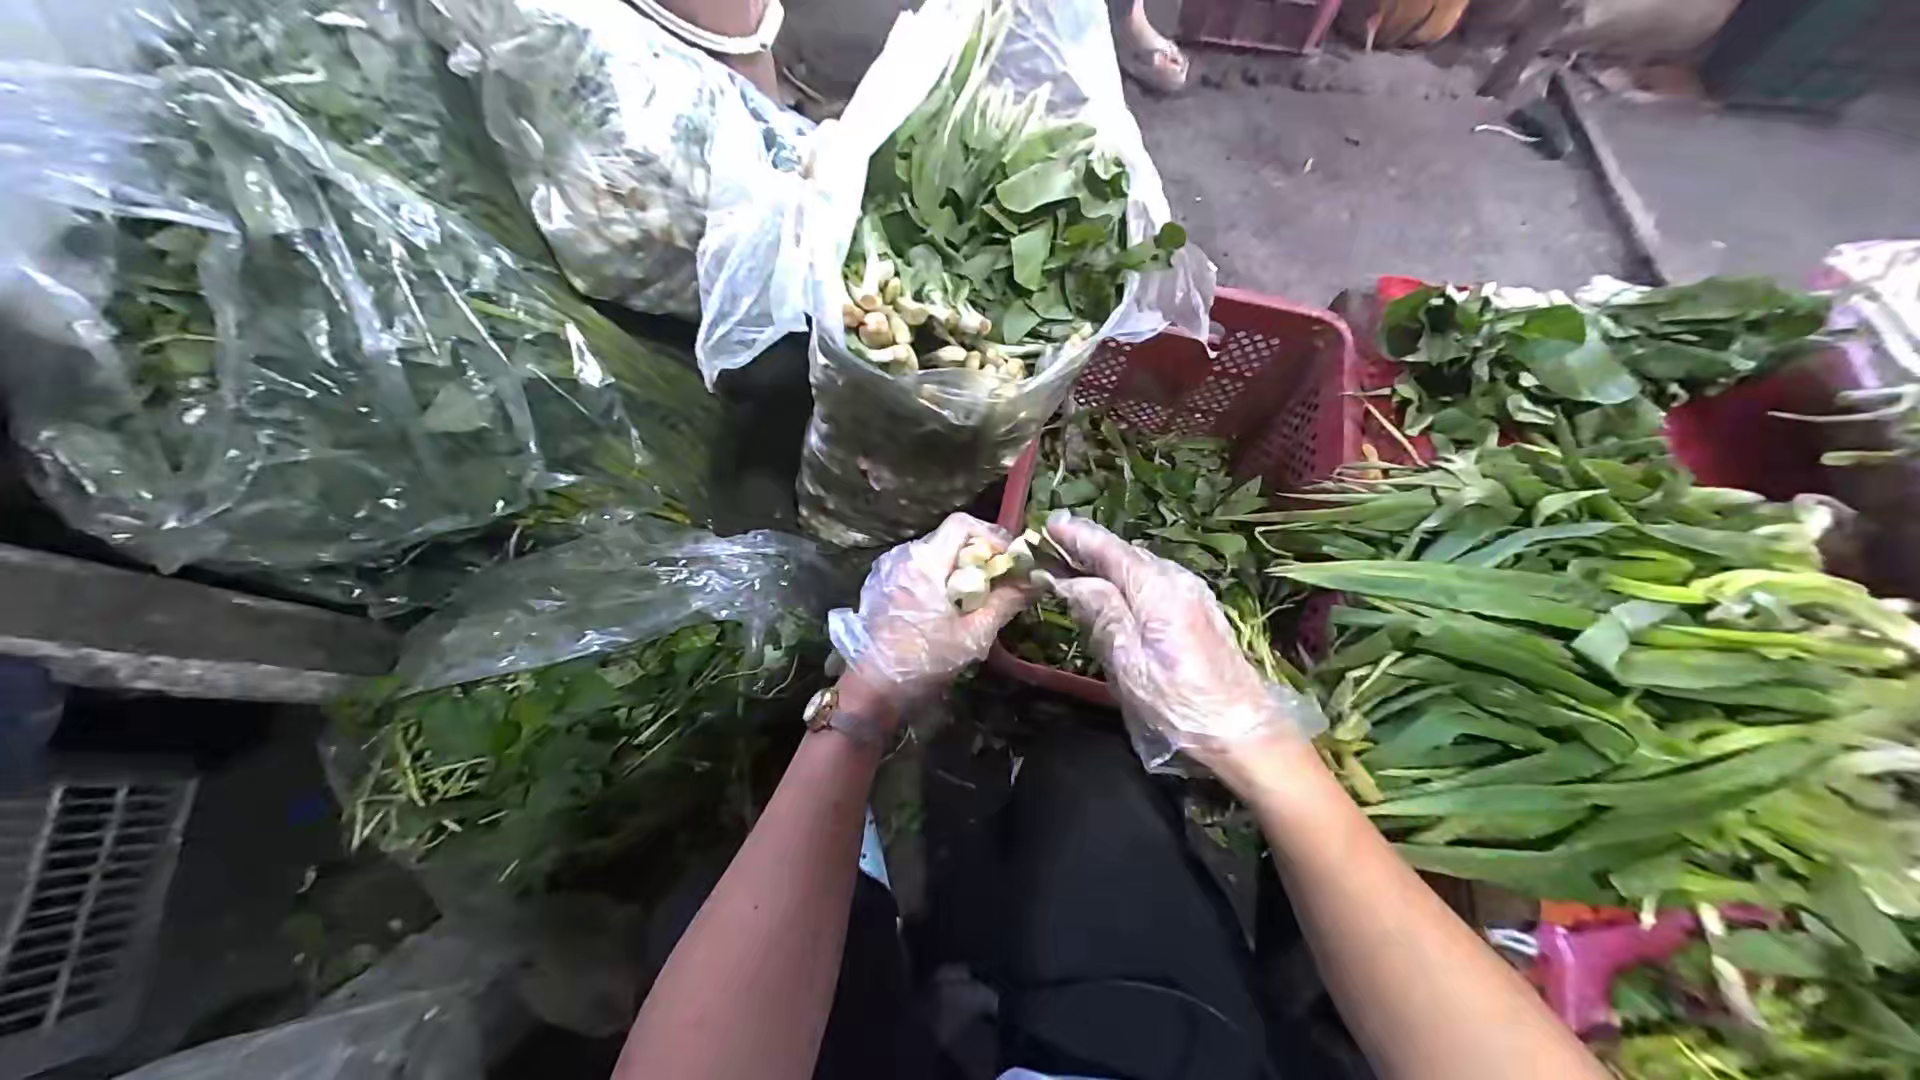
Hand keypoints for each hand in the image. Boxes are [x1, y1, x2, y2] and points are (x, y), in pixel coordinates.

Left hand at [827, 513, 1028, 705]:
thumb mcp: (974, 635)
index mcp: (925, 561)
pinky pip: (917, 568)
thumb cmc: (925, 660)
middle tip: (998, 582)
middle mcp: (904, 556)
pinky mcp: (881, 584)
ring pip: (934, 553)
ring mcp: (888, 569)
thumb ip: (1006, 602)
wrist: (873, 688)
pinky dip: (938, 578)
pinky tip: (946, 606)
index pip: (963, 523)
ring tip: (974, 597)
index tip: (1007, 562)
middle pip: (949, 537)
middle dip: (978, 554)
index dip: (991, 536)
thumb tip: (1036, 581)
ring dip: (958, 567)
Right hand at [1038, 511, 1319, 769]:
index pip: (1110, 551)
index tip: (1050, 524)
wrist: (1243, 732)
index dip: (1078, 537)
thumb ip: (1101, 613)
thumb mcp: (1129, 663)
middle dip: (1088, 546)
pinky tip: (1111, 585)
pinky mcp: (1198, 610)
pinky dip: (1125, 575)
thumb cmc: (1179, 703)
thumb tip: (1070, 580)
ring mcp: (1192, 593)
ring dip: (1106, 560)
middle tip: (1051, 543)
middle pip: (1125, 553)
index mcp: (1158, 589)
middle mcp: (1177, 580)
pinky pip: (1153, 579)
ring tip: (1073, 560)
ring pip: (1139, 565)